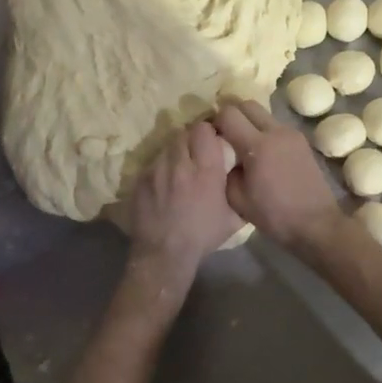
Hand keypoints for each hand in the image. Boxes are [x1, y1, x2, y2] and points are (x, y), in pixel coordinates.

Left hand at [125, 122, 244, 275]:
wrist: (164, 253)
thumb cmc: (202, 236)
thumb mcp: (233, 217)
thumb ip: (238, 191)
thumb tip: (241, 175)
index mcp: (205, 169)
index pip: (204, 129)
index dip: (209, 132)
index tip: (213, 141)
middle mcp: (179, 163)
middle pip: (184, 133)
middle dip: (192, 140)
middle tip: (197, 153)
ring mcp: (156, 169)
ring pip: (167, 147)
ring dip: (176, 153)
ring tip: (180, 168)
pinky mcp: (140, 179)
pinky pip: (153, 163)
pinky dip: (161, 168)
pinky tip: (164, 183)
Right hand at [213, 99, 344, 247]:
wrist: (315, 223)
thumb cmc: (274, 215)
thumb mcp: (238, 199)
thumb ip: (226, 171)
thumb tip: (224, 156)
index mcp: (257, 146)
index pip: (228, 114)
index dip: (215, 122)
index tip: (212, 137)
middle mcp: (276, 132)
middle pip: (247, 104)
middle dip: (232, 115)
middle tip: (226, 135)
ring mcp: (292, 134)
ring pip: (263, 114)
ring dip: (250, 123)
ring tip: (244, 145)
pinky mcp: (302, 141)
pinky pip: (276, 126)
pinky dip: (264, 132)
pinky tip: (263, 154)